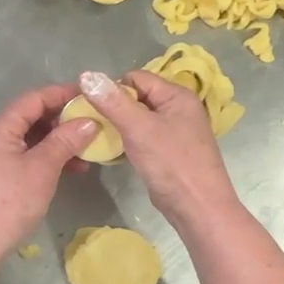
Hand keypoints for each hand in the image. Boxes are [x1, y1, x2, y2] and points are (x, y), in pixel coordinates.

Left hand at [0, 83, 100, 252]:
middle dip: (64, 119)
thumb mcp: (42, 168)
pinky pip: (30, 154)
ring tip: (90, 149)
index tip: (89, 96)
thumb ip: (65, 141)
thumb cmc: (12, 200)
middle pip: (33, 116)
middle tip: (95, 123)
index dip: (61, 94)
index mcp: (1, 128)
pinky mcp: (3, 173)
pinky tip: (75, 167)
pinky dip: (51, 156)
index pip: (34, 99)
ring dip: (61, 140)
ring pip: (34, 137)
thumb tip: (89, 122)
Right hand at [79, 70, 237, 228]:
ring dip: (118, 125)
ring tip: (101, 138)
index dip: (112, 90)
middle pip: (136, 96)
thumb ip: (112, 101)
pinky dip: (127, 140)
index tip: (93, 108)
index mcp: (177, 96)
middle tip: (93, 124)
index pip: (135, 78)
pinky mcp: (168, 150)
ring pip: (137, 117)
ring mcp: (174, 130)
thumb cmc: (171, 164)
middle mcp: (178, 108)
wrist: (197, 209)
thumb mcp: (138, 128)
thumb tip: (86, 74)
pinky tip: (115, 151)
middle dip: (113, 108)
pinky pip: (142, 135)